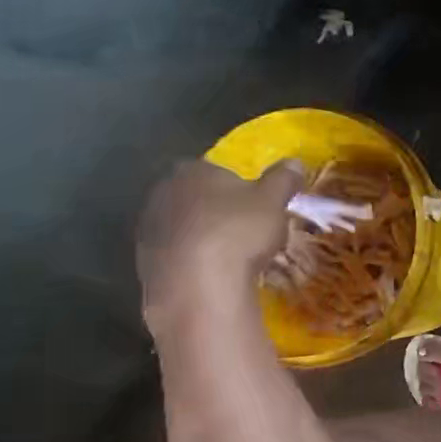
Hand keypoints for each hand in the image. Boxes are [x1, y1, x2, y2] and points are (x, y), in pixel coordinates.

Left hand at [137, 160, 303, 318]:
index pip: (219, 170)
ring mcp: (150, 224)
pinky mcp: (146, 255)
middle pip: (201, 196)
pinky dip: (198, 255)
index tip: (261, 204)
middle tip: (252, 227)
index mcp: (193, 170)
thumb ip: (284, 179)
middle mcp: (163, 190)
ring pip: (190, 223)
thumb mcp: (274, 201)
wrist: (197, 281)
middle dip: (223, 208)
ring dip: (210, 233)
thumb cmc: (239, 230)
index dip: (242, 186)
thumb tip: (294, 160)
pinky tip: (219, 268)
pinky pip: (181, 248)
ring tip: (237, 252)